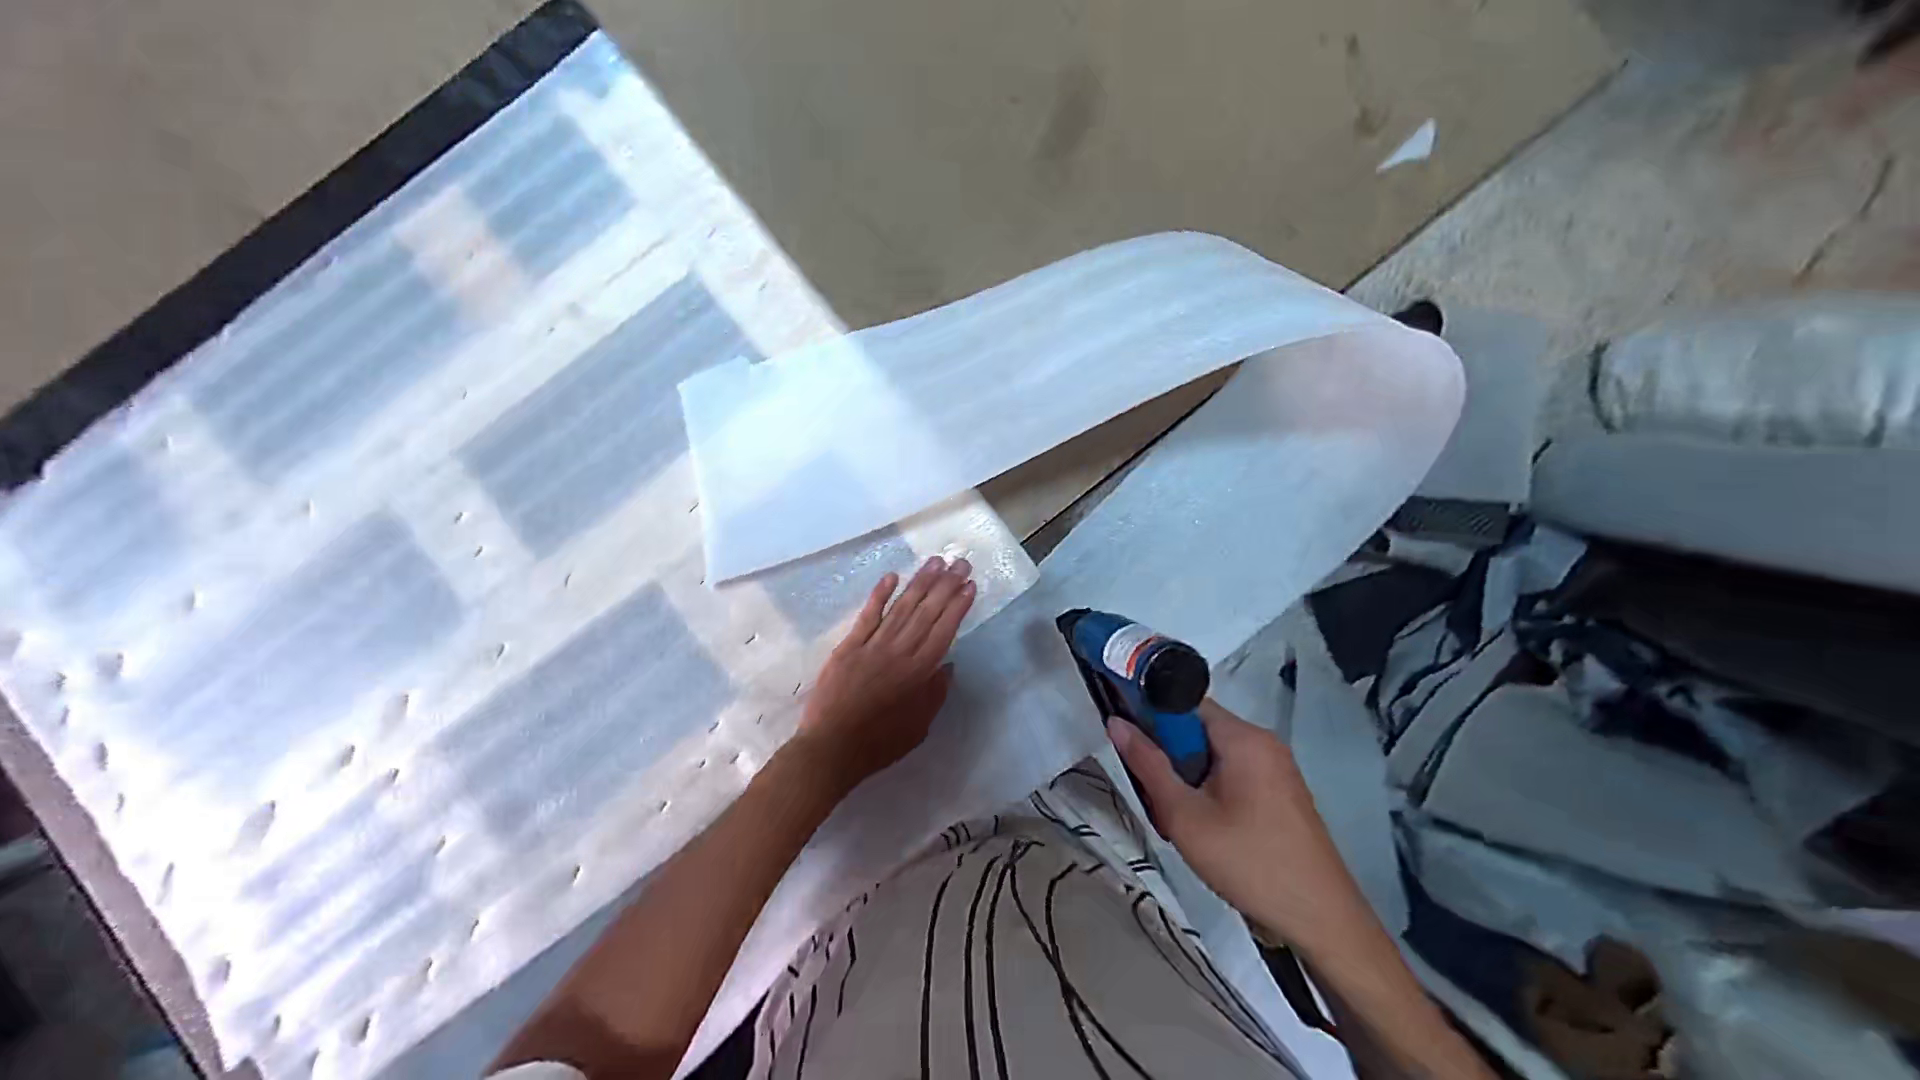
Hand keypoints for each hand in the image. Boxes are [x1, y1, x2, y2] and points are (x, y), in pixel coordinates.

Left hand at [788, 556, 975, 794]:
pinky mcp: (849, 646)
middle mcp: (900, 652)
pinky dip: (880, 594)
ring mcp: (873, 646)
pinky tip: (892, 576)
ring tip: (935, 562)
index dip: (958, 606)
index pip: (944, 630)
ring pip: (902, 608)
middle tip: (960, 563)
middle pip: (927, 612)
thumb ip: (935, 694)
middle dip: (946, 585)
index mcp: (919, 672)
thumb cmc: (879, 743)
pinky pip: (868, 615)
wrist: (831, 748)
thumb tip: (948, 665)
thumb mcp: (919, 727)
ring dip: (920, 583)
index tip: (969, 585)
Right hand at [1107, 699, 1360, 947]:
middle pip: (1198, 730)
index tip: (1130, 744)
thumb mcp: (1184, 816)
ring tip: (1177, 819)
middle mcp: (1263, 742)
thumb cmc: (1248, 862)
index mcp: (1244, 737)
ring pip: (1213, 756)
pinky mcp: (1281, 792)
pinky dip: (1210, 791)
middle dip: (1169, 757)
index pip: (1185, 702)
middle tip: (1156, 798)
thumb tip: (1116, 722)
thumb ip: (1148, 765)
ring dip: (1187, 779)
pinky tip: (1204, 828)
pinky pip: (1233, 773)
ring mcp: (1277, 767)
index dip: (1152, 716)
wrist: (1321, 921)